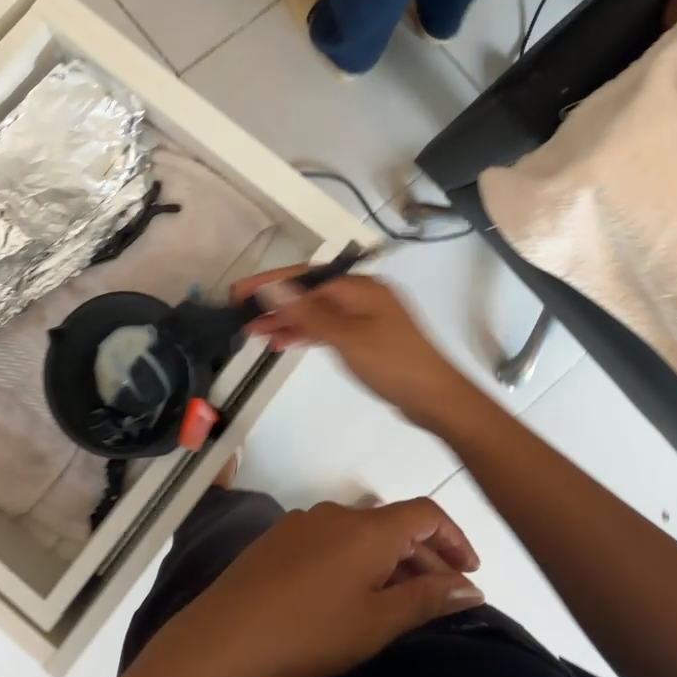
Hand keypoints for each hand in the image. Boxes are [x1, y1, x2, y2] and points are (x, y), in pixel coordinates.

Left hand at [140, 498, 485, 676]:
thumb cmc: (311, 631)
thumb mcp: (378, 622)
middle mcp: (337, 513)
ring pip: (361, 533)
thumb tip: (470, 586)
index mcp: (368, 528)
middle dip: (424, 558)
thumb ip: (427, 598)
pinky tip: (351, 592)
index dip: (454, 539)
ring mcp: (304, 521)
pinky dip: (356, 559)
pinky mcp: (279, 536)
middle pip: (393, 524)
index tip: (470, 572)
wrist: (227, 635)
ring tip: (399, 601)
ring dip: (389, 560)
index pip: (425, 514)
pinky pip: (332, 539)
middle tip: (442, 600)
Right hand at [231, 267, 478, 430]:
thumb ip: (307, 313)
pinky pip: (328, 328)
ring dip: (288, 320)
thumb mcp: (346, 338)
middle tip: (240, 313)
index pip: (306, 277)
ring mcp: (366, 317)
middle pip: (310, 293)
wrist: (436, 399)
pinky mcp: (367, 338)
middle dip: (276, 302)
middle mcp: (362, 295)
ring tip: (256, 332)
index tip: (239, 291)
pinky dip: (306, 333)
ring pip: (317, 312)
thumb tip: (273, 287)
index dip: (271, 283)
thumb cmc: (393, 364)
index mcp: (360, 287)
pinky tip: (284, 342)